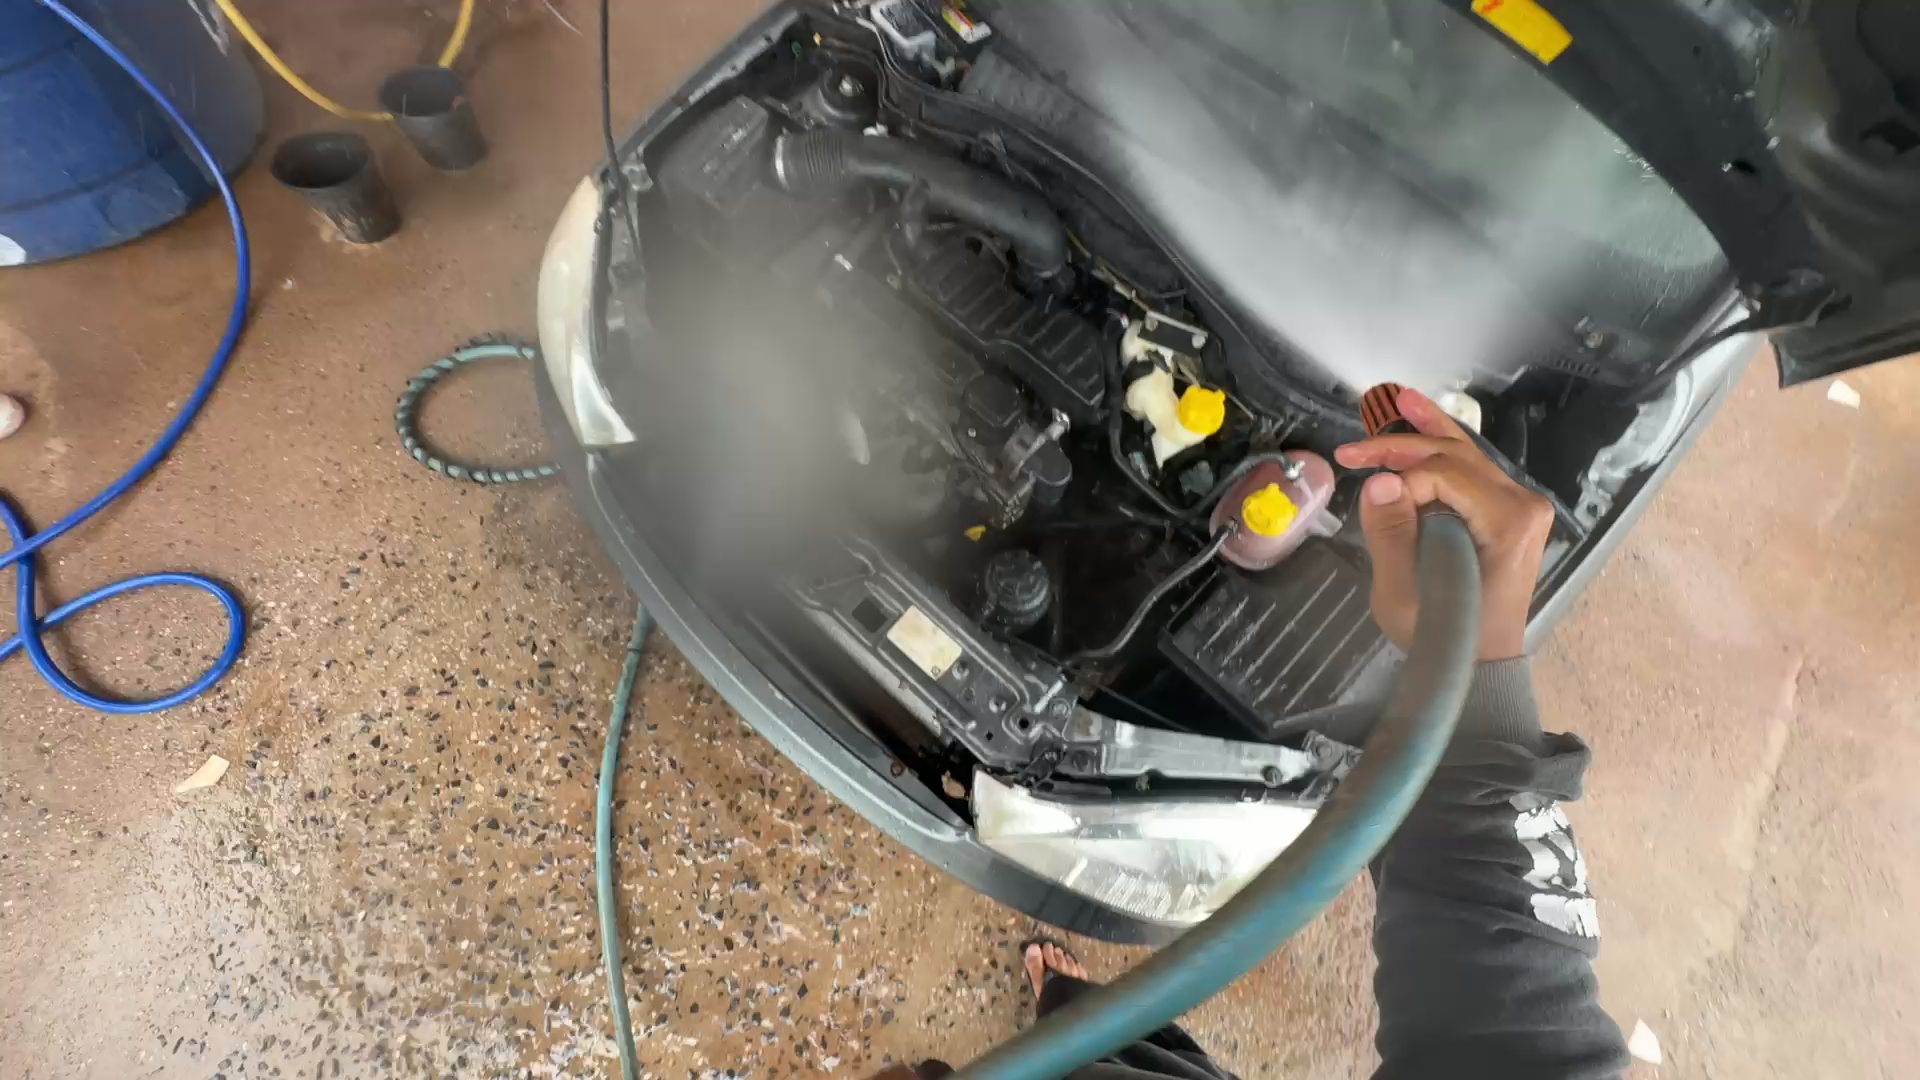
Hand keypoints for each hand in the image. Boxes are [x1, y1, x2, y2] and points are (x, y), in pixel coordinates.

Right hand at [1334, 387, 1552, 660]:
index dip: (1397, 478)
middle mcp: (1520, 504)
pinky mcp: (1502, 513)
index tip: (1360, 493)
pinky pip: (1468, 469)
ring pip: (1465, 452)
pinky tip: (1419, 420)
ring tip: (1396, 399)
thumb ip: (1393, 535)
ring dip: (1425, 428)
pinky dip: (1438, 446)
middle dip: (1401, 443)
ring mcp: (1516, 507)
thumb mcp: (1405, 592)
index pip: (1443, 474)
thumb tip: (1378, 481)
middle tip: (1351, 449)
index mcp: (1505, 522)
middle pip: (1455, 454)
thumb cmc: (1442, 633)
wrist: (1479, 664)